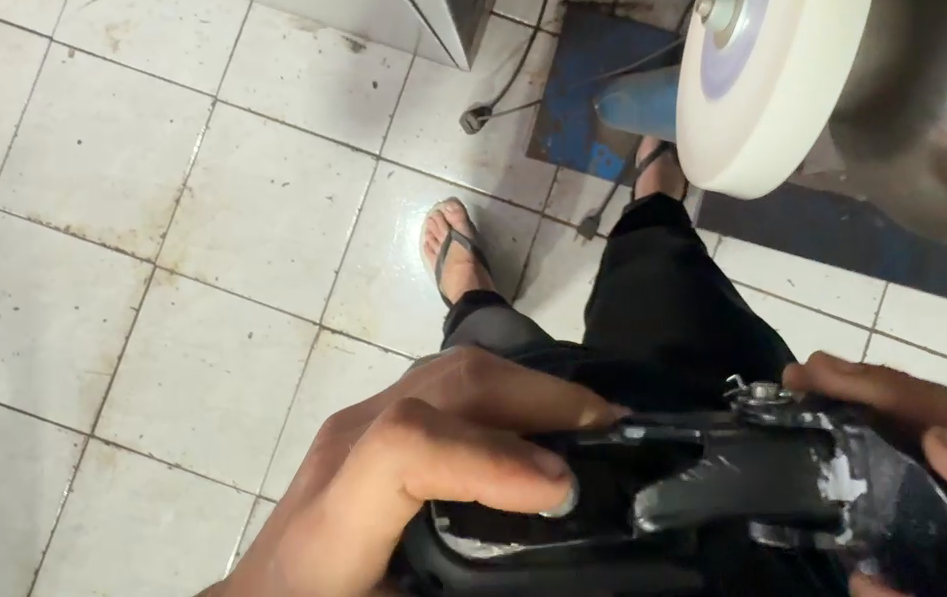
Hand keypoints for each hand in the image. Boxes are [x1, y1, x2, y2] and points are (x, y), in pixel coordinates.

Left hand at [212, 345, 623, 596]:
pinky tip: (537, 418)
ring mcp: (356, 423)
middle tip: (611, 429)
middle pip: (443, 387)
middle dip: (536, 399)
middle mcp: (345, 451)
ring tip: (587, 418)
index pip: (403, 448)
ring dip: (526, 386)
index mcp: (334, 524)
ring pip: (450, 371)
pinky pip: (444, 384)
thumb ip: (481, 587)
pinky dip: (503, 391)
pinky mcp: (370, 420)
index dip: (489, 456)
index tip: (559, 491)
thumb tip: (580, 575)